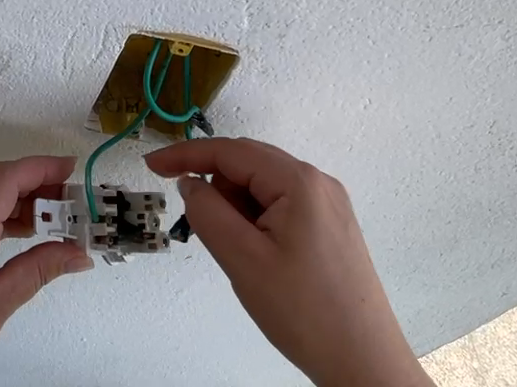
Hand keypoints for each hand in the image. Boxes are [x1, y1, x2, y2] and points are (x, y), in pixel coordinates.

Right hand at [145, 138, 431, 386]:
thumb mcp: (242, 260)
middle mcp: (318, 182)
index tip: (151, 165)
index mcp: (299, 181)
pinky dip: (256, 216)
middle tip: (199, 223)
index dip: (185, 154)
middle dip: (216, 184)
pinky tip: (257, 250)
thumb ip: (207, 212)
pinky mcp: (332, 226)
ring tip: (239, 250)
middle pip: (248, 163)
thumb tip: (190, 182)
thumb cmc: (303, 312)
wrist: (366, 366)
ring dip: (237, 205)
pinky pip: (281, 202)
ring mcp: (329, 203)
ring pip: (263, 184)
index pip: (229, 151)